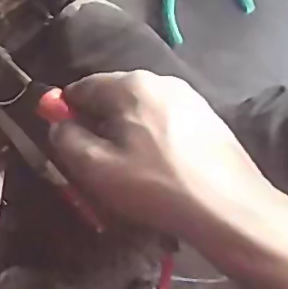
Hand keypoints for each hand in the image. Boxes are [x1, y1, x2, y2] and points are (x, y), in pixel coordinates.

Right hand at [47, 70, 284, 243]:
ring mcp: (189, 97)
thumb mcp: (96, 168)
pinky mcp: (208, 118)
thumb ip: (66, 139)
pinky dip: (153, 140)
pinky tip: (161, 169)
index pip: (80, 88)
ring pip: (140, 111)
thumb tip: (58, 123)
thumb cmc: (155, 186)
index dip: (65, 115)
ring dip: (126, 135)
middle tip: (97, 165)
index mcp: (130, 84)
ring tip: (131, 172)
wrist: (229, 208)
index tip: (67, 146)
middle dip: (98, 126)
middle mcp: (161, 79)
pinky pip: (165, 122)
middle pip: (112, 98)